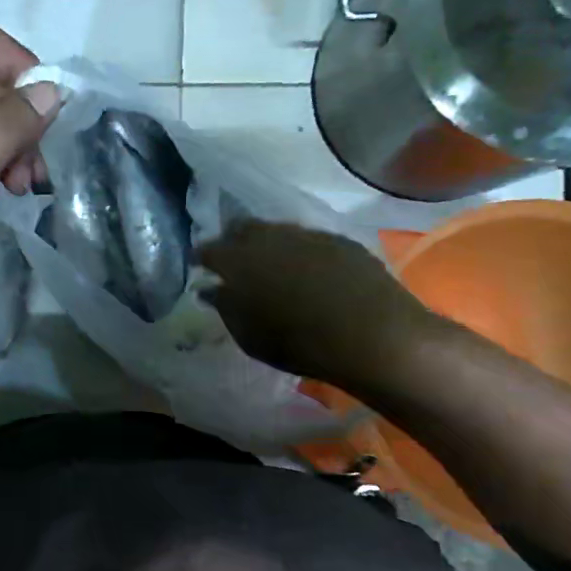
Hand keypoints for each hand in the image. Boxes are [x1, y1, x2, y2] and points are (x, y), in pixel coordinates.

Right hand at [198, 218, 445, 385]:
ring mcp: (309, 235)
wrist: (372, 335)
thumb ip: (225, 306)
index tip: (198, 266)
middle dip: (234, 240)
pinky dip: (300, 251)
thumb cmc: (296, 342)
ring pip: (278, 230)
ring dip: (268, 243)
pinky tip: (306, 269)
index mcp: (238, 260)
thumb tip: (210, 287)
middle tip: (233, 259)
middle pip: (243, 227)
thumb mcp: (248, 335)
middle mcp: (270, 237)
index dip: (201, 257)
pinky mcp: (342, 241)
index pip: (208, 249)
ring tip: (270, 263)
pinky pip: (310, 239)